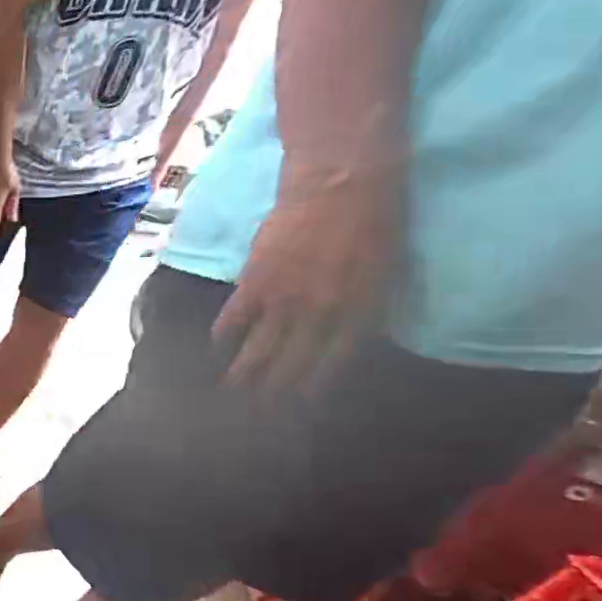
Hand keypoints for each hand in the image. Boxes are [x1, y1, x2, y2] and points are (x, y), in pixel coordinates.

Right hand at [211, 164, 399, 393]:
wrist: (339, 188)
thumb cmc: (376, 222)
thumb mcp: (387, 270)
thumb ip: (365, 306)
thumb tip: (344, 333)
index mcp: (359, 313)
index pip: (332, 362)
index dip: (314, 386)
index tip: (300, 405)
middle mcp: (320, 315)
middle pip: (291, 362)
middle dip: (274, 390)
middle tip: (258, 412)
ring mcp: (284, 302)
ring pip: (259, 348)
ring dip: (243, 373)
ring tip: (229, 392)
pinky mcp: (254, 285)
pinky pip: (234, 320)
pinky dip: (223, 337)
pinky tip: (214, 350)